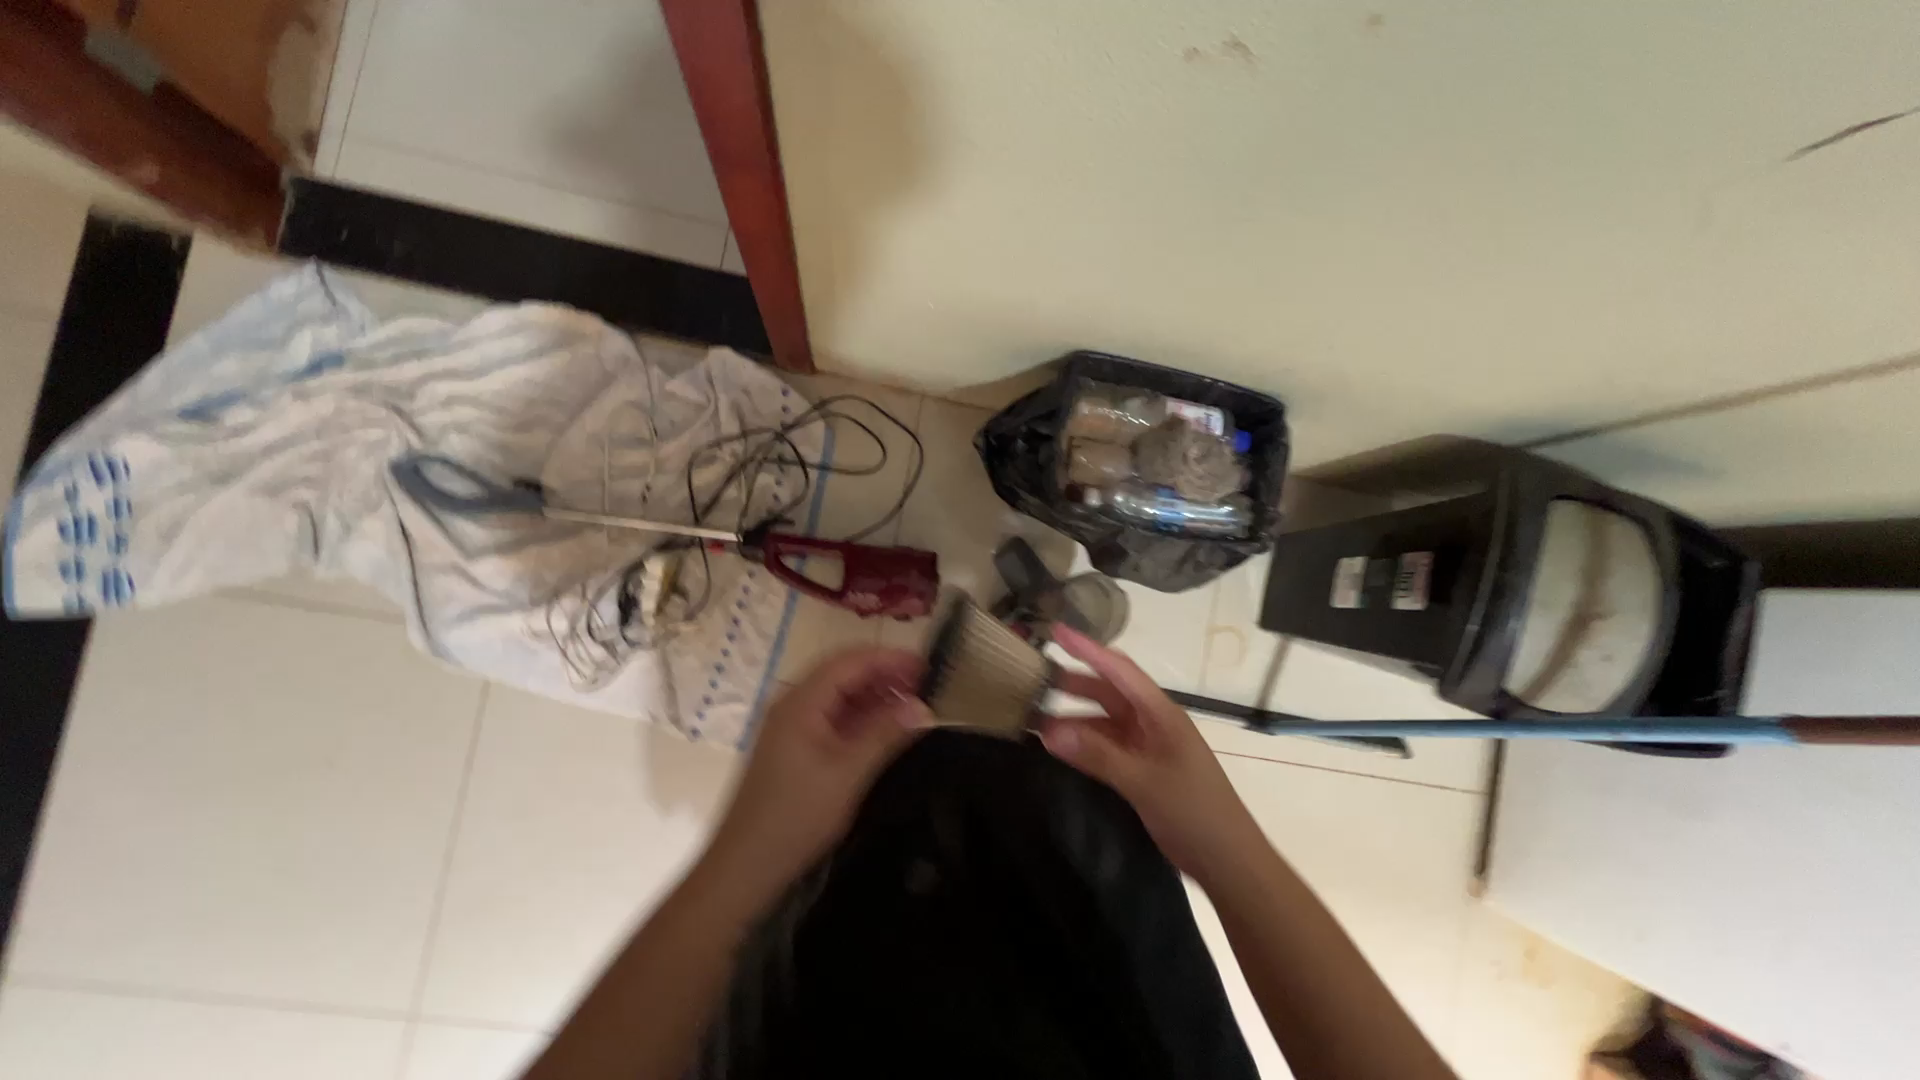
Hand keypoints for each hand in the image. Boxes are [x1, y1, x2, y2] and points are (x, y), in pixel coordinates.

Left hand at [706, 647, 930, 893]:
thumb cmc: (794, 817)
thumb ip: (885, 735)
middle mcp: (792, 705)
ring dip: (874, 696)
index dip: (888, 658)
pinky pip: (831, 719)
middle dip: (883, 674)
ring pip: (837, 697)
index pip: (848, 661)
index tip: (926, 666)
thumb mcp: (847, 775)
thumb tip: (923, 707)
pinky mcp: (793, 749)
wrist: (744, 866)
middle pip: (842, 674)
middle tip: (924, 685)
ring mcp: (790, 728)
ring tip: (911, 705)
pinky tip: (884, 729)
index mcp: (800, 702)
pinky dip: (860, 718)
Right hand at [1038, 625, 1260, 880]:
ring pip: (1104, 721)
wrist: (1229, 861)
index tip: (1056, 631)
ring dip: (1074, 718)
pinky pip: (1107, 747)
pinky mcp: (1143, 771)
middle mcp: (1153, 723)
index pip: (1119, 671)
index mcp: (1161, 714)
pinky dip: (1083, 745)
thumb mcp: (1144, 782)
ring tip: (1034, 719)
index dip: (1088, 649)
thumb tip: (1048, 730)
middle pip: (1108, 692)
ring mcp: (1148, 747)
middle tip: (1032, 680)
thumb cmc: (1195, 814)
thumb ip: (1097, 755)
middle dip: (1073, 684)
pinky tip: (1058, 749)